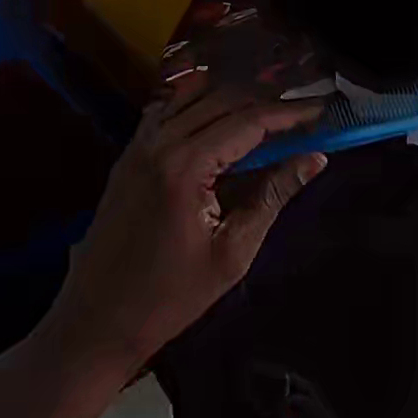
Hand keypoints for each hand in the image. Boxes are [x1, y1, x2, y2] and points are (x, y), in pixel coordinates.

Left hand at [43, 77, 325, 376]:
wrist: (96, 321)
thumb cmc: (170, 296)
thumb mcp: (232, 252)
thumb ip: (274, 195)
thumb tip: (315, 159)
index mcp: (186, 166)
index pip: (249, 121)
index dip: (289, 113)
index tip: (320, 110)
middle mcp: (161, 141)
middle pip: (225, 100)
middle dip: (268, 103)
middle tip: (302, 114)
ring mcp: (140, 143)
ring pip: (196, 96)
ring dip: (236, 98)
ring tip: (269, 113)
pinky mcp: (130, 151)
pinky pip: (170, 107)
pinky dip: (200, 102)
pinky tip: (221, 115)